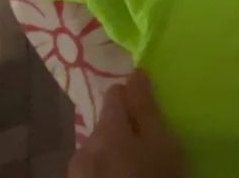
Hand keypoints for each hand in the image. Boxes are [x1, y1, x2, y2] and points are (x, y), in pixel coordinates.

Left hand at [69, 71, 187, 177]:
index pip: (117, 92)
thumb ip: (146, 105)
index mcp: (107, 126)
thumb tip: (136, 71)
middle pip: (107, 121)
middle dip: (124, 129)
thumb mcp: (162, 143)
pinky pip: (92, 169)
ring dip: (114, 152)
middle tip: (146, 150)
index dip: (135, 100)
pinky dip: (104, 171)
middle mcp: (85, 143)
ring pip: (98, 147)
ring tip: (134, 170)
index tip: (151, 117)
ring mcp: (76, 171)